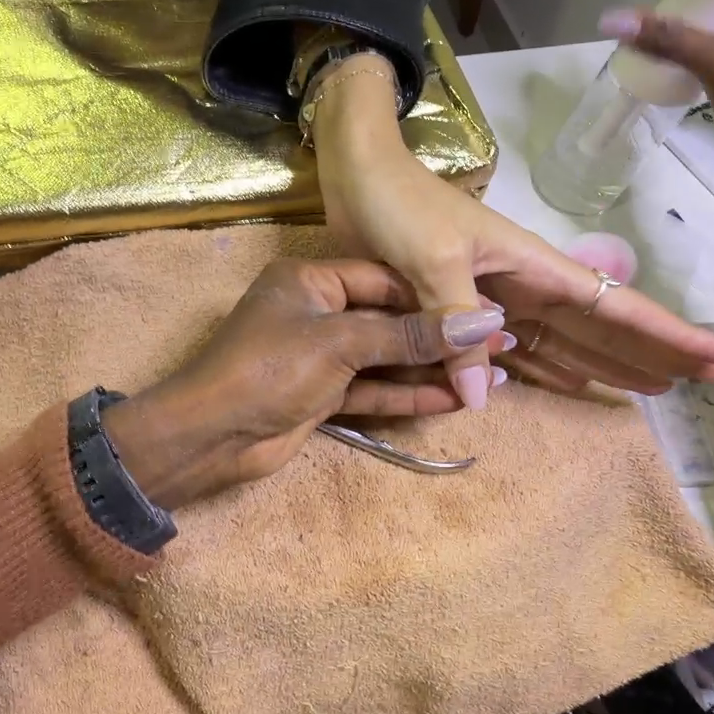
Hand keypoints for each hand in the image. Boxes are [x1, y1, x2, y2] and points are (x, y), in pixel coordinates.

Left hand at [102, 258, 506, 508]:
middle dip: (441, 337)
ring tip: (490, 379)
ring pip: (382, 360)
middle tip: (502, 346)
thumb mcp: (341, 342)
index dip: (436, 297)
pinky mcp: (317, 395)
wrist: (211, 433)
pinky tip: (450, 401)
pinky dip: (404, 396)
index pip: (385, 279)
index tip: (488, 309)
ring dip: (430, 370)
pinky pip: (368, 390)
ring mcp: (317, 357)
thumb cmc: (270, 368)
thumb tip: (483, 325)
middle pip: (388, 321)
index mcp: (310, 280)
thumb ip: (410, 335)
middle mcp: (315, 312)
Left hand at [310, 60, 713, 404]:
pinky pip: (516, 345)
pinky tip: (572, 382)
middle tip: (702, 384)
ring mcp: (498, 298)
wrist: (359, 180)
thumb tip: (484, 394)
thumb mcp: (430, 261)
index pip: (616, 304)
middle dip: (650, 353)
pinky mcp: (464, 308)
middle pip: (601, 327)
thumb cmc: (399, 208)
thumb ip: (455, 324)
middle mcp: (525, 285)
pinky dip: (545, 366)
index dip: (668, 332)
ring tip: (655, 389)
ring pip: (565, 339)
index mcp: (532, 266)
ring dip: (607, 363)